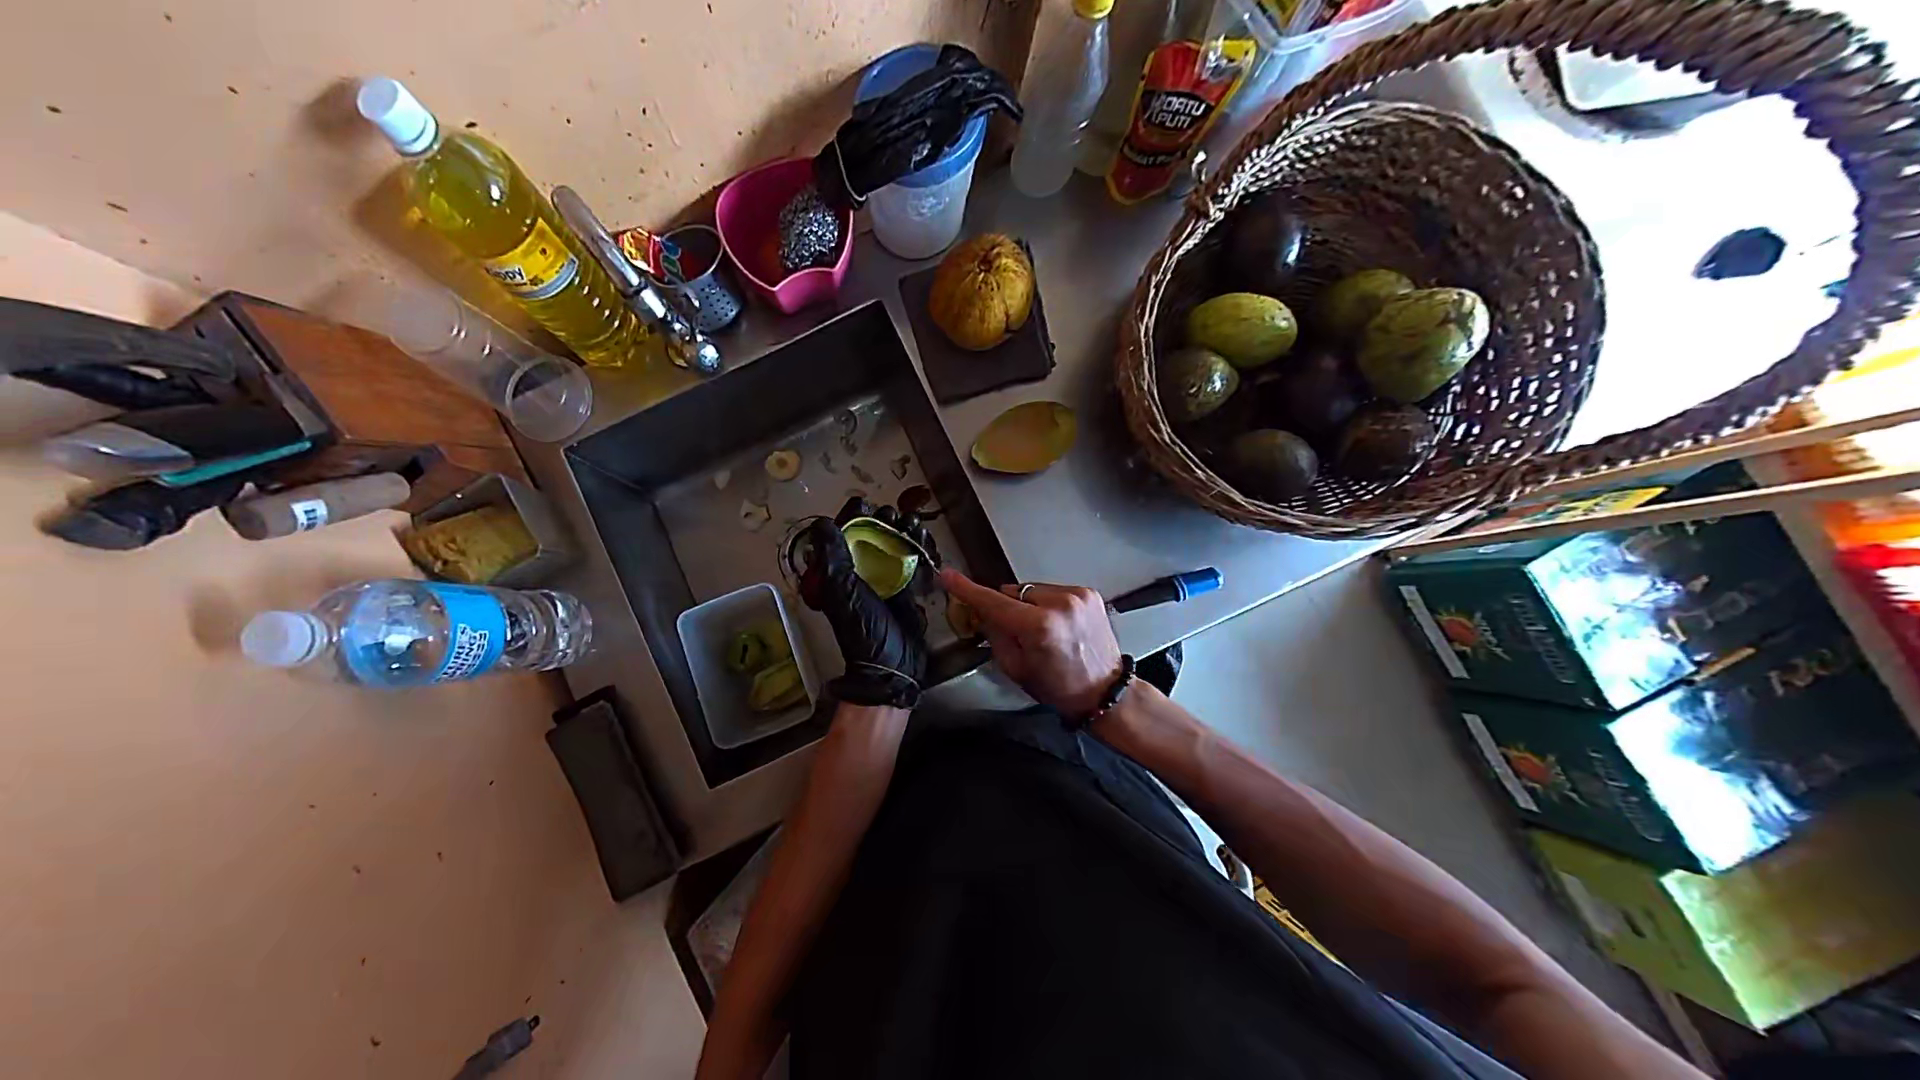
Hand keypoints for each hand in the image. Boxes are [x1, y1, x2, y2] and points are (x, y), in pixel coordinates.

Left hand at [796, 508, 927, 708]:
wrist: (892, 665)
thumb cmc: (864, 629)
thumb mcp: (842, 590)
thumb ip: (833, 556)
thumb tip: (822, 523)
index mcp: (840, 573)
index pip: (844, 534)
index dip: (853, 515)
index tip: (865, 502)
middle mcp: (861, 573)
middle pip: (873, 535)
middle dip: (883, 520)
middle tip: (892, 515)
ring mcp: (886, 580)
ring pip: (895, 545)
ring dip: (904, 530)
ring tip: (912, 524)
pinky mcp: (908, 589)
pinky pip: (914, 561)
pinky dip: (920, 547)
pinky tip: (924, 538)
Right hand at [938, 569, 1123, 717]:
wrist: (1104, 691)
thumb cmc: (1061, 687)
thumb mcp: (1016, 668)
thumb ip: (995, 634)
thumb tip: (982, 612)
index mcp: (1040, 627)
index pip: (993, 602)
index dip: (966, 590)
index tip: (949, 577)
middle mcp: (1060, 604)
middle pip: (1012, 593)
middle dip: (1008, 609)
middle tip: (1018, 634)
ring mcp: (1077, 596)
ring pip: (1032, 590)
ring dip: (1029, 606)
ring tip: (1044, 632)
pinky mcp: (1088, 593)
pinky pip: (1052, 591)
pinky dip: (1048, 605)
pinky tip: (1057, 626)